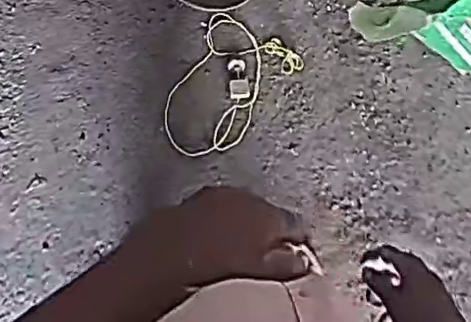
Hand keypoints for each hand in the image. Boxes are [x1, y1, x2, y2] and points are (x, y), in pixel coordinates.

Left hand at [120, 186, 312, 288]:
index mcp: (265, 214)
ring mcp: (216, 196)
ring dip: (246, 224)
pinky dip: (222, 223)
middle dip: (272, 230)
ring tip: (244, 250)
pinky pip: (217, 211)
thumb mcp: (262, 274)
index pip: (296, 224)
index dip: (302, 242)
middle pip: (267, 212)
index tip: (305, 255)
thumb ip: (286, 265)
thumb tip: (303, 262)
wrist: (166, 256)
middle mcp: (242, 197)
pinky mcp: (193, 201)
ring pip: (241, 208)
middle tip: (275, 253)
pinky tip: (216, 243)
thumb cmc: (216, 269)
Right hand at [361, 246, 465, 321]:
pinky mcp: (441, 300)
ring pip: (407, 282)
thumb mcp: (392, 299)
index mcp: (411, 262)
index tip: (361, 262)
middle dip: (382, 276)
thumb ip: (377, 282)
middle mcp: (423, 268)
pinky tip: (400, 310)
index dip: (370, 255)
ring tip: (383, 304)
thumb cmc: (421, 316)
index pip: (385, 250)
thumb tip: (367, 271)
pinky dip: (405, 298)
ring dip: (392, 290)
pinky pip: (417, 293)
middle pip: (397, 266)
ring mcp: (434, 284)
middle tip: (371, 287)